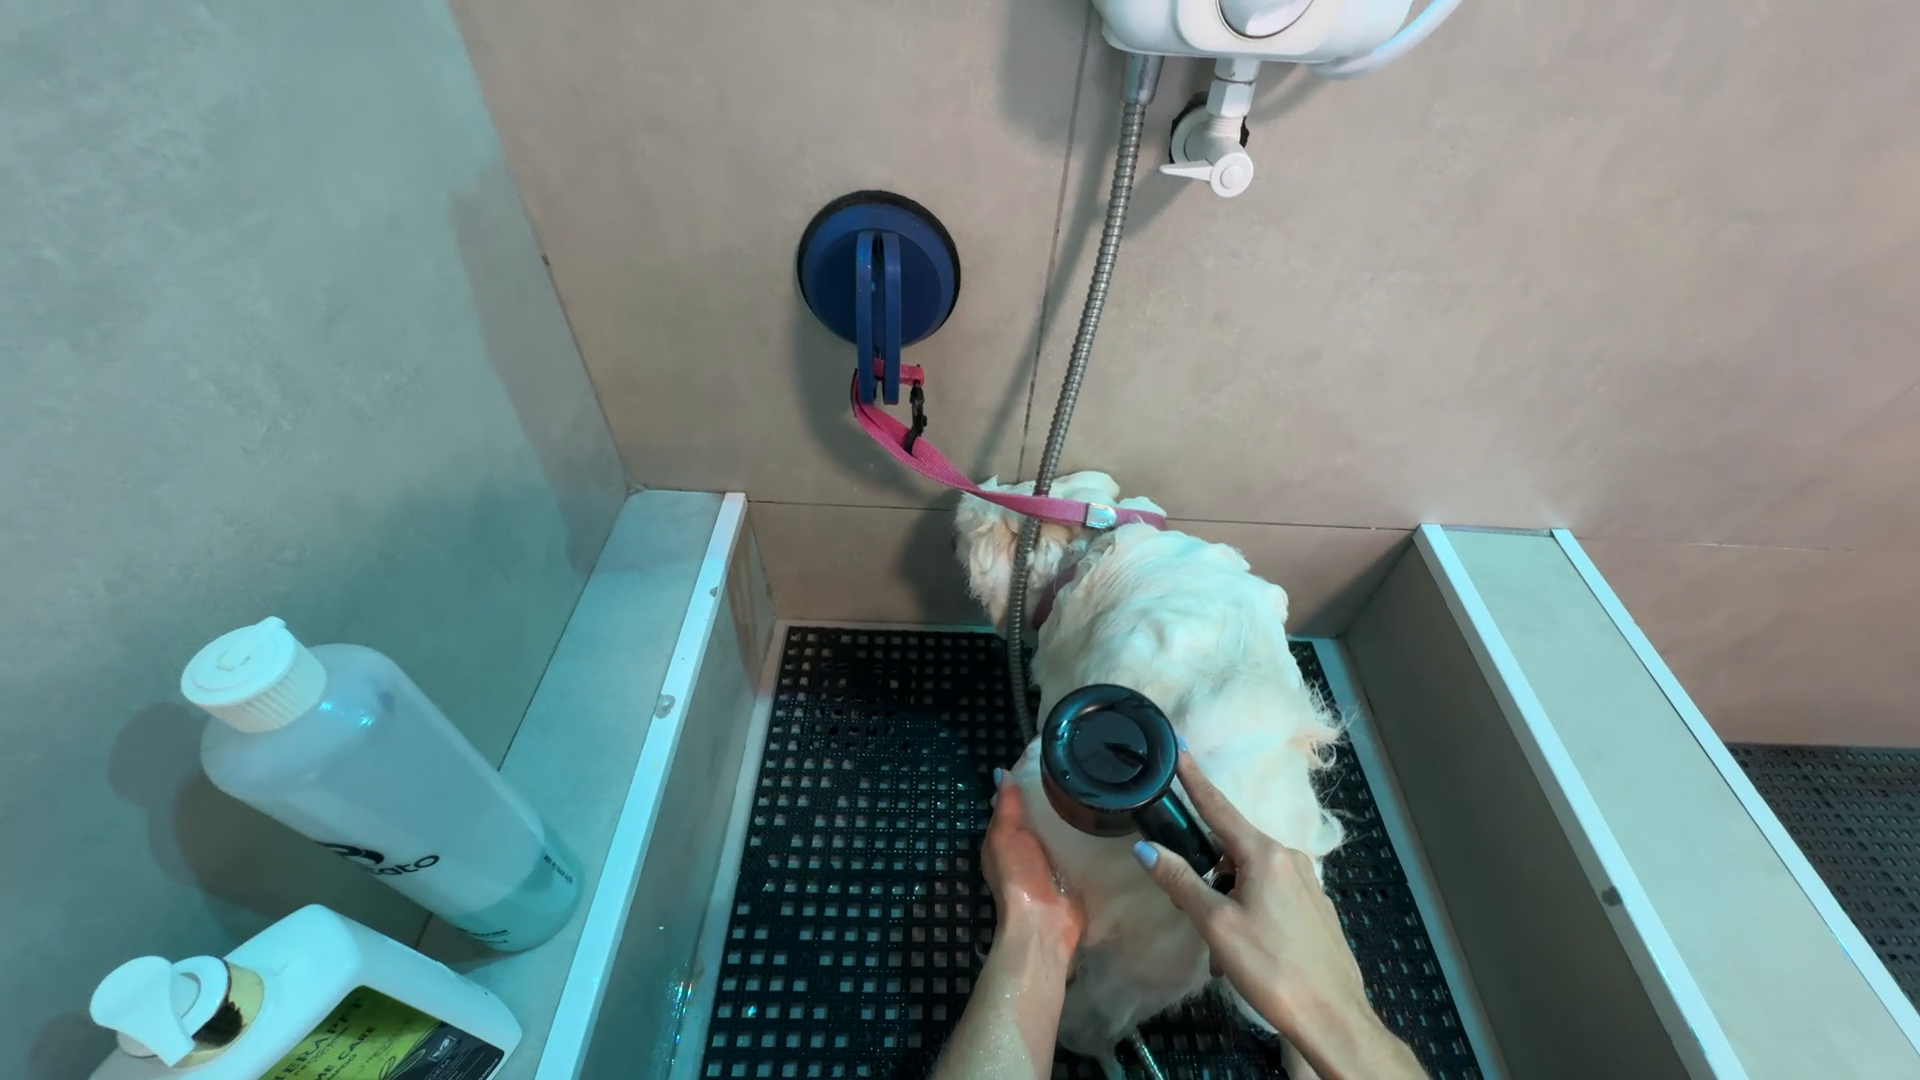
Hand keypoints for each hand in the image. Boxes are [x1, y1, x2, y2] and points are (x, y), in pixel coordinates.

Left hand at [983, 763, 1083, 954]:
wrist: (1043, 925)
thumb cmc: (1018, 877)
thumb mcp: (1004, 835)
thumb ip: (1006, 806)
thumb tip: (1003, 772)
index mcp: (1006, 836)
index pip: (1015, 798)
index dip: (1028, 777)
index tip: (1049, 753)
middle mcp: (1028, 846)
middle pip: (1040, 811)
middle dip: (1055, 792)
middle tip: (1079, 764)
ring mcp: (1052, 860)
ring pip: (1061, 826)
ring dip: (1073, 811)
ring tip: (1096, 782)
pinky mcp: (1074, 871)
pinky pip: (1080, 846)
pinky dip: (1088, 833)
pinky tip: (1104, 814)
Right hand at [1132, 752, 1425, 1079]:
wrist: (1337, 1023)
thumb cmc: (1272, 969)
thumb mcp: (1217, 925)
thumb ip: (1181, 882)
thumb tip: (1146, 849)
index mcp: (1264, 853)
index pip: (1218, 805)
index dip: (1194, 778)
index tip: (1179, 746)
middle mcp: (1289, 858)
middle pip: (1232, 846)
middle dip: (1206, 868)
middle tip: (1188, 902)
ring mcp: (1307, 884)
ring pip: (1249, 875)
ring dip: (1226, 899)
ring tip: (1218, 946)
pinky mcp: (1315, 910)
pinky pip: (1270, 896)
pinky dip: (1248, 912)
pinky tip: (1244, 952)